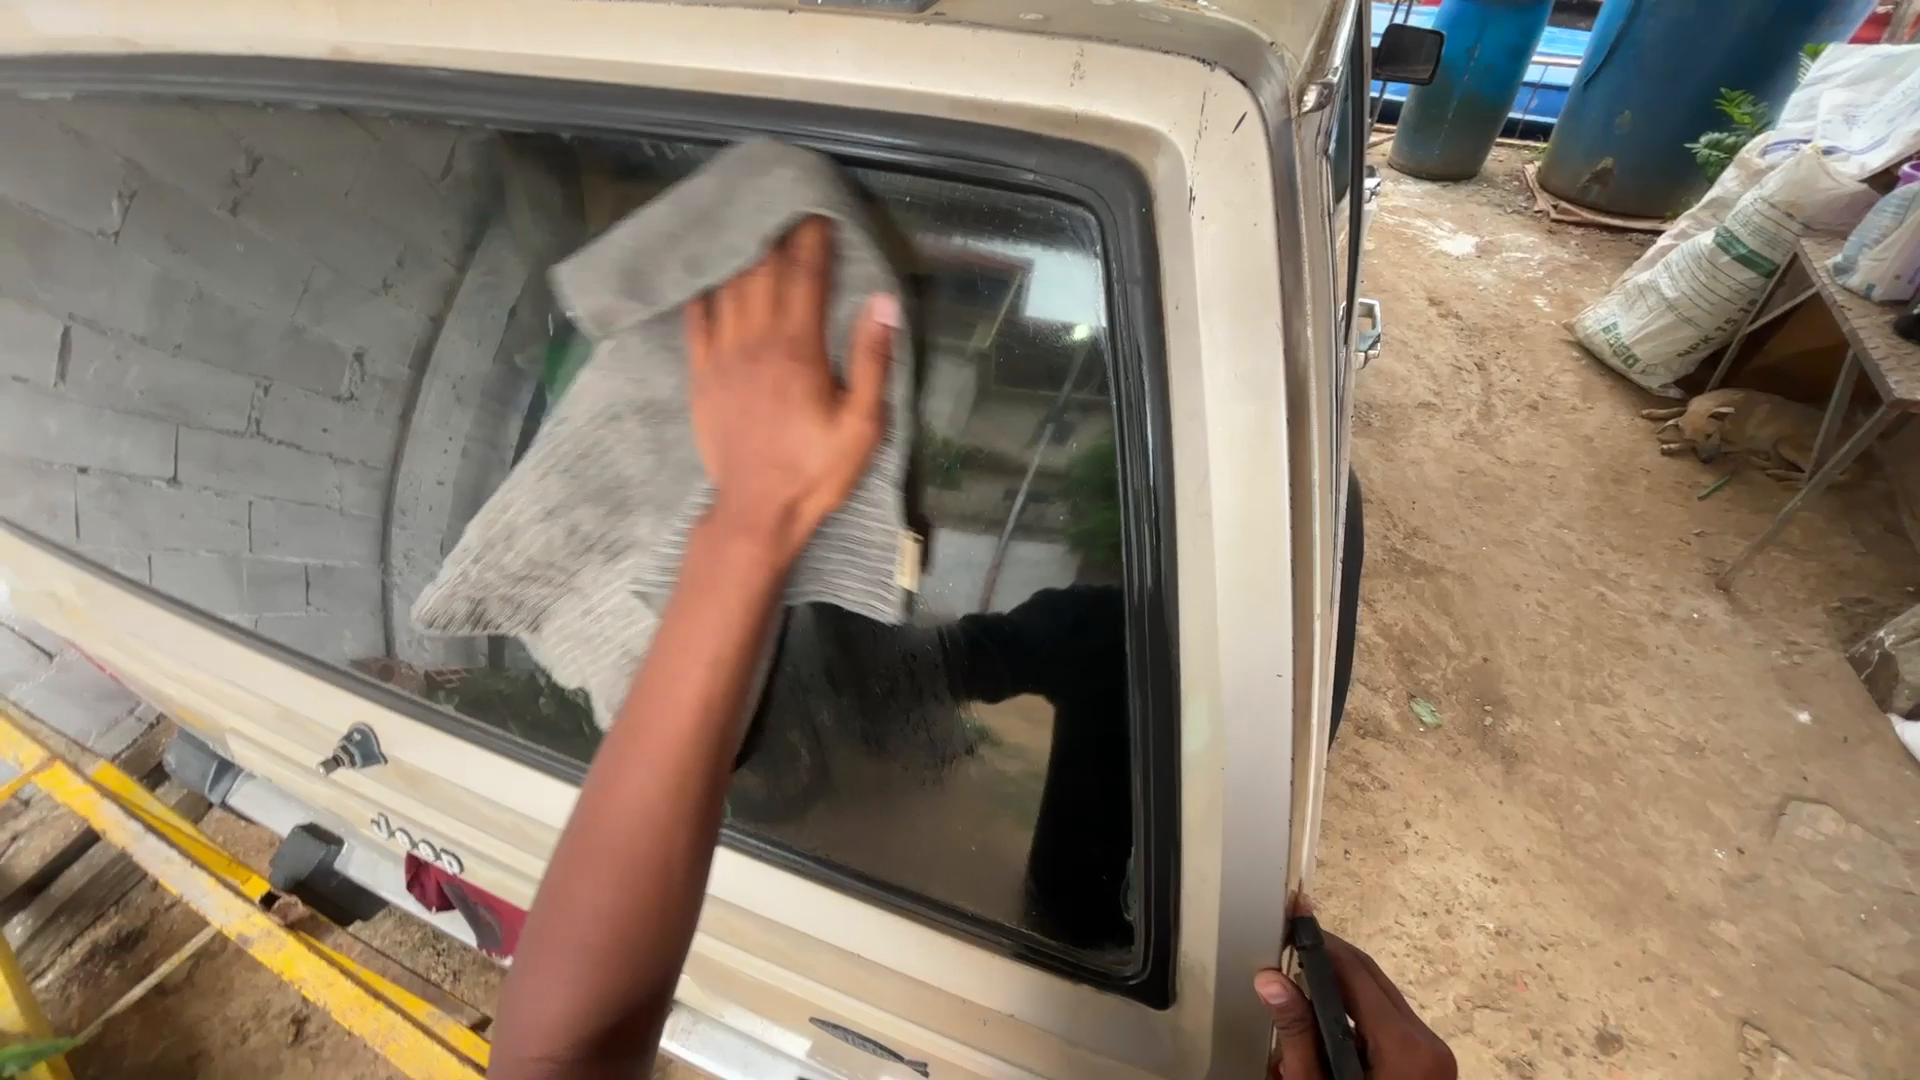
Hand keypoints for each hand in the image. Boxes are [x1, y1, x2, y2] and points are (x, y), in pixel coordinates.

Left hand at [684, 215, 896, 559]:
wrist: (756, 510)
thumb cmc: (815, 471)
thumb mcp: (861, 425)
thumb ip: (871, 361)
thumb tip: (883, 303)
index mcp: (797, 348)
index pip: (805, 274)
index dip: (814, 237)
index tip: (821, 212)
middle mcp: (754, 340)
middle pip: (763, 269)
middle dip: (778, 233)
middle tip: (787, 208)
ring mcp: (721, 355)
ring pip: (727, 285)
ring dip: (741, 250)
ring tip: (750, 225)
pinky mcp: (701, 374)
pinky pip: (696, 317)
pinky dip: (705, 287)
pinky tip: (710, 272)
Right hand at [1255, 930, 1455, 1079]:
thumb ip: (1297, 1035)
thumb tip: (1270, 977)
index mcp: (1405, 1045)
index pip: (1354, 969)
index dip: (1318, 939)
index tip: (1290, 913)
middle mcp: (1427, 1042)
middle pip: (1368, 975)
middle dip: (1325, 957)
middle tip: (1284, 943)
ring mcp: (1434, 1056)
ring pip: (1378, 996)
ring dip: (1339, 984)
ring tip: (1296, 983)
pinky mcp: (1430, 1068)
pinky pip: (1387, 1021)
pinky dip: (1354, 1011)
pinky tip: (1323, 1023)